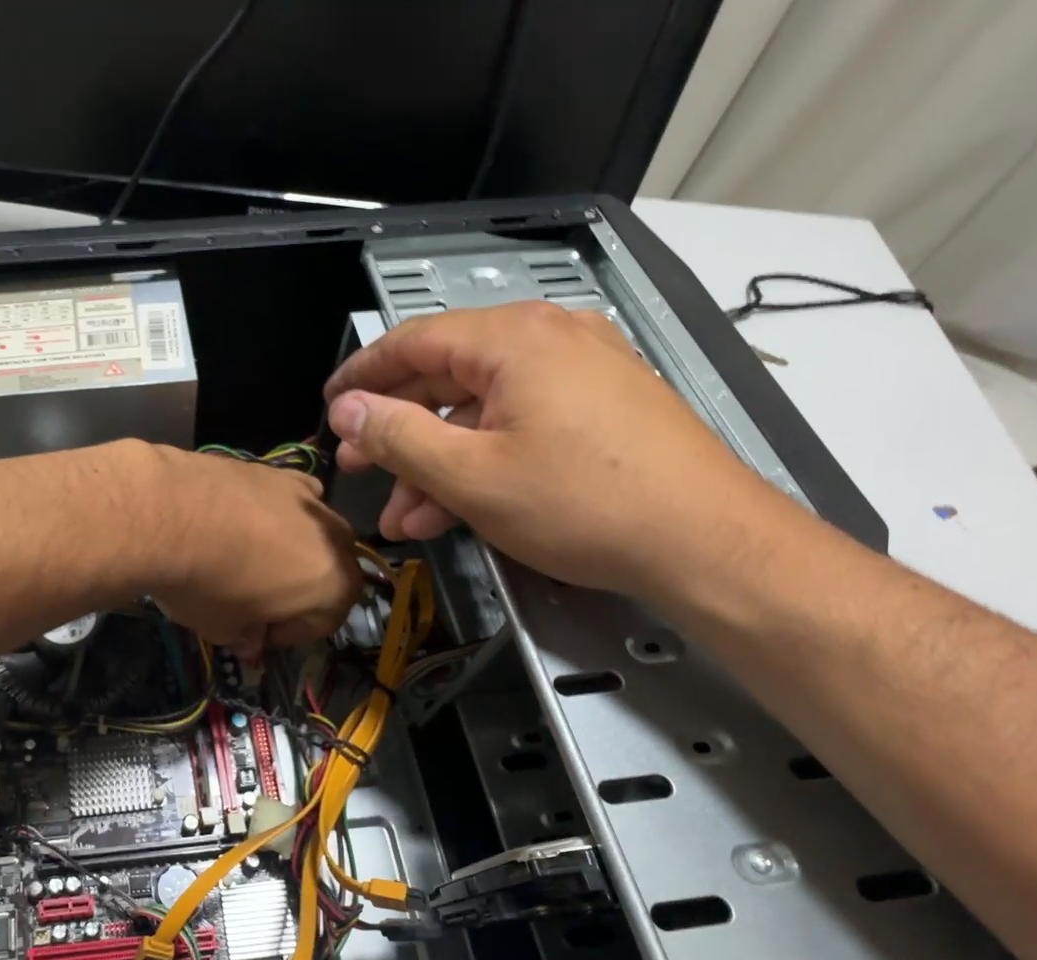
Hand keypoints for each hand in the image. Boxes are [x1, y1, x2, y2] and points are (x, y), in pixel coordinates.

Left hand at [138, 445, 360, 656]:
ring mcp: (305, 496)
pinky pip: (288, 497)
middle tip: (257, 598)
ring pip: (312, 530)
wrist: (167, 511)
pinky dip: (275, 511)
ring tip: (246, 556)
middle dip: (299, 587)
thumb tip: (248, 640)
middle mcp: (332, 536)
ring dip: (291, 548)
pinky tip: (242, 518)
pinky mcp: (275, 469)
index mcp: (332, 583)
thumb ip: (245, 637)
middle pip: (327, 569)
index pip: (323, 620)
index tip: (254, 634)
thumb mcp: (222, 628)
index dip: (286, 633)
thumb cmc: (205, 583)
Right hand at [323, 302, 789, 598]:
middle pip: (446, 376)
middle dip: (397, 431)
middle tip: (358, 469)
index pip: (412, 341)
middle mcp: (549, 339)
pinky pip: (520, 424)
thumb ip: (398, 437)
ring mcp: (582, 372)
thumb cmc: (583, 504)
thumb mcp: (471, 476)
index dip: (362, 376)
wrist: (708, 544)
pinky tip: (453, 510)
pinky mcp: (601, 408)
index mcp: (514, 338)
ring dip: (436, 461)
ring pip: (481, 410)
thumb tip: (347, 409)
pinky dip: (482, 461)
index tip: (328, 408)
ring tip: (403, 516)